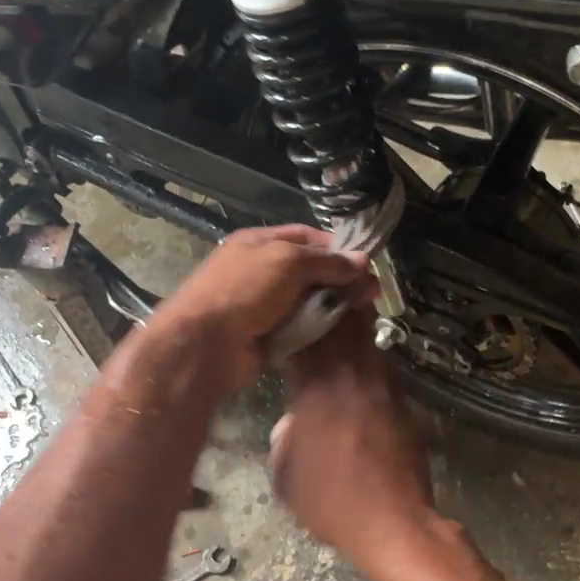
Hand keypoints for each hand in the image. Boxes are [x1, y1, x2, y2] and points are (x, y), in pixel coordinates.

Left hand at [150, 225, 375, 393]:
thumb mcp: (288, 263)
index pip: (306, 237)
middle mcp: (263, 270)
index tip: (364, 262)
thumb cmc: (244, 290)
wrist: (207, 344)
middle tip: (372, 292)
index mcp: (260, 243)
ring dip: (334, 305)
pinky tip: (342, 331)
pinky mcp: (270, 334)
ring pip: (310, 300)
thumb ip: (327, 261)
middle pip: (311, 270)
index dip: (336, 247)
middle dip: (341, 279)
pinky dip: (320, 327)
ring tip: (363, 311)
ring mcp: (265, 304)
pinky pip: (302, 326)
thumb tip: (363, 260)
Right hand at [269, 308, 439, 572]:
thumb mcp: (285, 472)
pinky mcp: (403, 405)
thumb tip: (292, 419)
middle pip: (343, 324)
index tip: (285, 317)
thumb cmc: (331, 502)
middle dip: (329, 310)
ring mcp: (384, 388)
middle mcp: (353, 377)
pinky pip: (382, 370)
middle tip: (315, 305)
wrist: (394, 523)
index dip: (294, 320)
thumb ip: (283, 435)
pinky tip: (356, 376)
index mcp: (317, 388)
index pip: (304, 334)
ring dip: (352, 331)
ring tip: (335, 331)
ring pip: (367, 342)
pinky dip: (368, 363)